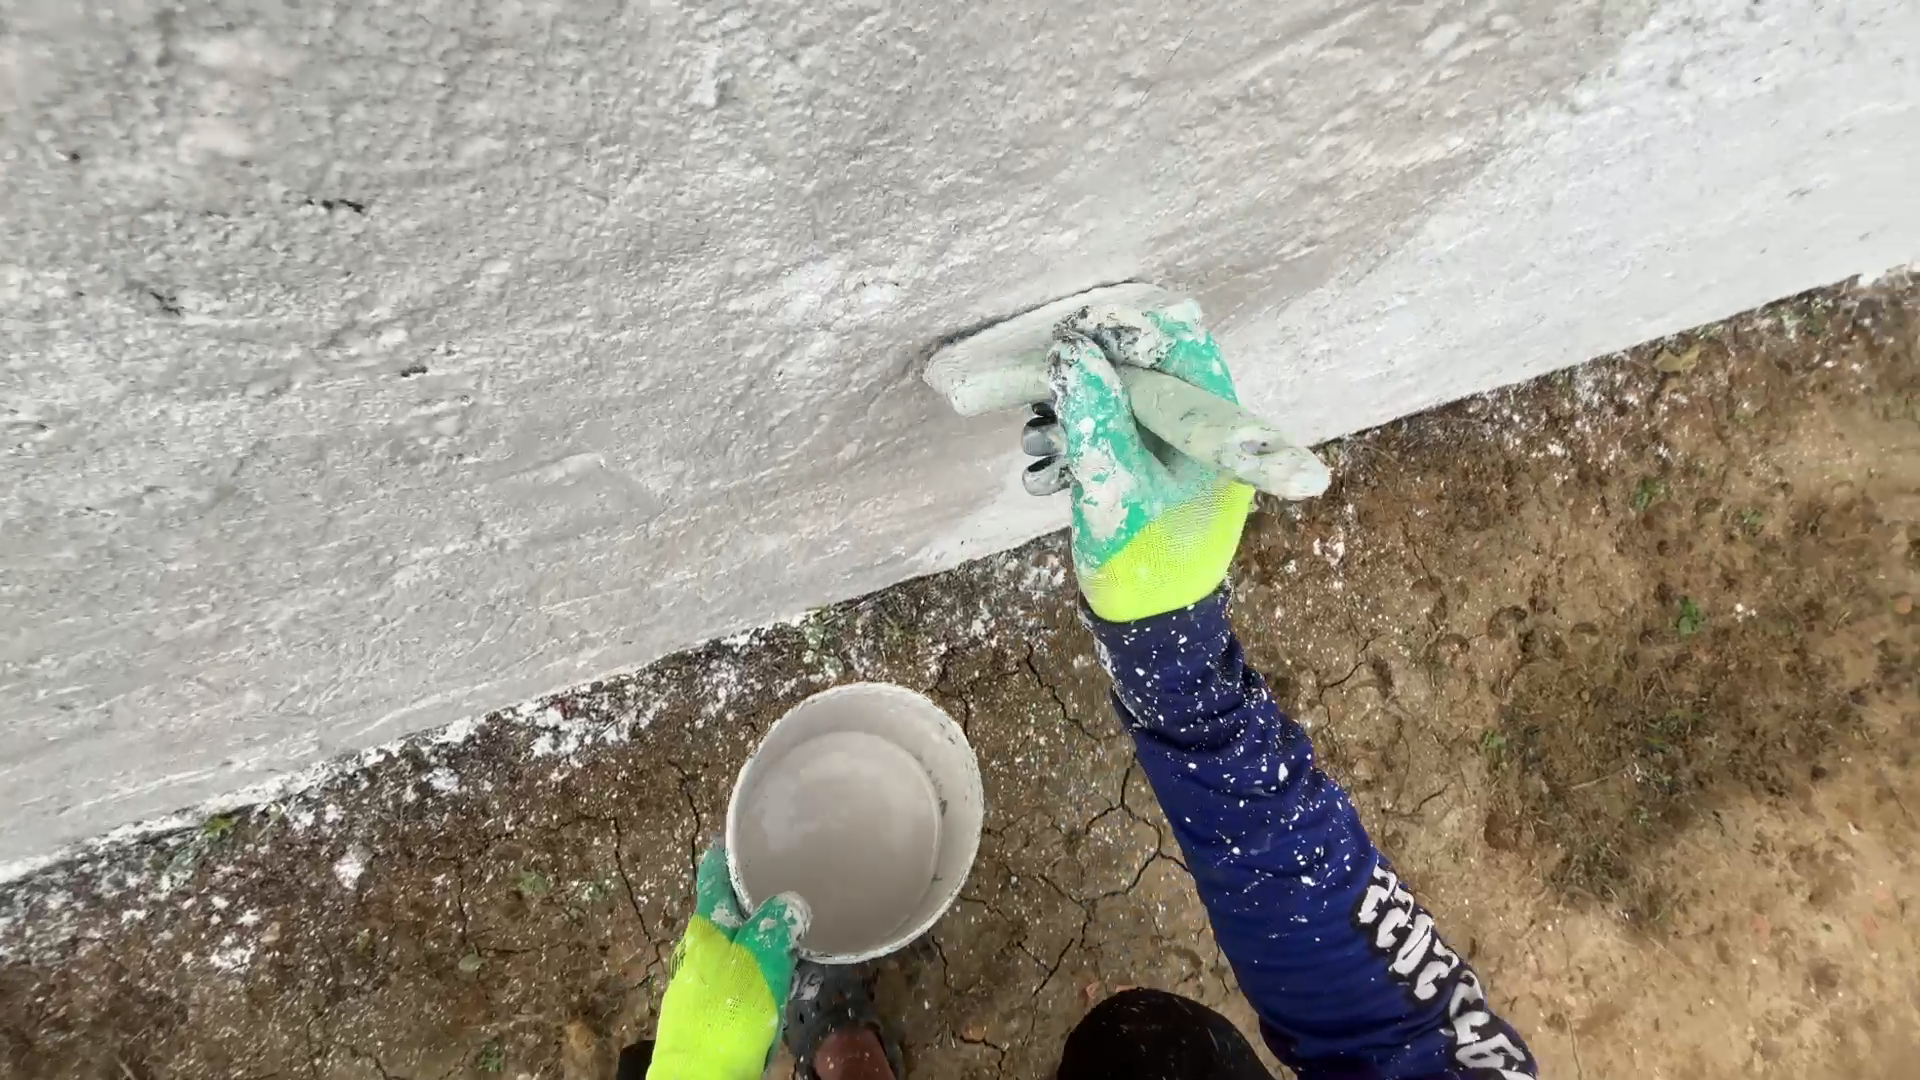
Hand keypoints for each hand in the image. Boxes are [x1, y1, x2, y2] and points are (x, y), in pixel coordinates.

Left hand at [648, 846, 809, 1079]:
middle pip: (737, 913)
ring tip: (811, 937)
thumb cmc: (729, 1010)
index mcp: (706, 928)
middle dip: (765, 901)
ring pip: (750, 947)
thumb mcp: (759, 956)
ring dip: (779, 943)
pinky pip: (756, 980)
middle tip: (796, 884)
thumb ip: (777, 923)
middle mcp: (705, 949)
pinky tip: (802, 980)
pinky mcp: (724, 1011)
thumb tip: (790, 903)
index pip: (715, 877)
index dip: (728, 853)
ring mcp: (712, 982)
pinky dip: (778, 975)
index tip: (744, 834)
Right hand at [1024, 302, 1254, 622]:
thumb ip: (1096, 418)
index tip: (1073, 335)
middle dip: (1085, 379)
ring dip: (1069, 416)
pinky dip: (1070, 445)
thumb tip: (1072, 350)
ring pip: (1114, 403)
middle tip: (1041, 387)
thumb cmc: (1143, 568)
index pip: (1182, 347)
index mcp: (1215, 433)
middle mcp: (1195, 434)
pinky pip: (1104, 435)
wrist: (1147, 626)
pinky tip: (1044, 472)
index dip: (1127, 331)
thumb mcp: (1113, 492)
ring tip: (1038, 445)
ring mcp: (1167, 453)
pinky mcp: (1142, 469)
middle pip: (1139, 372)